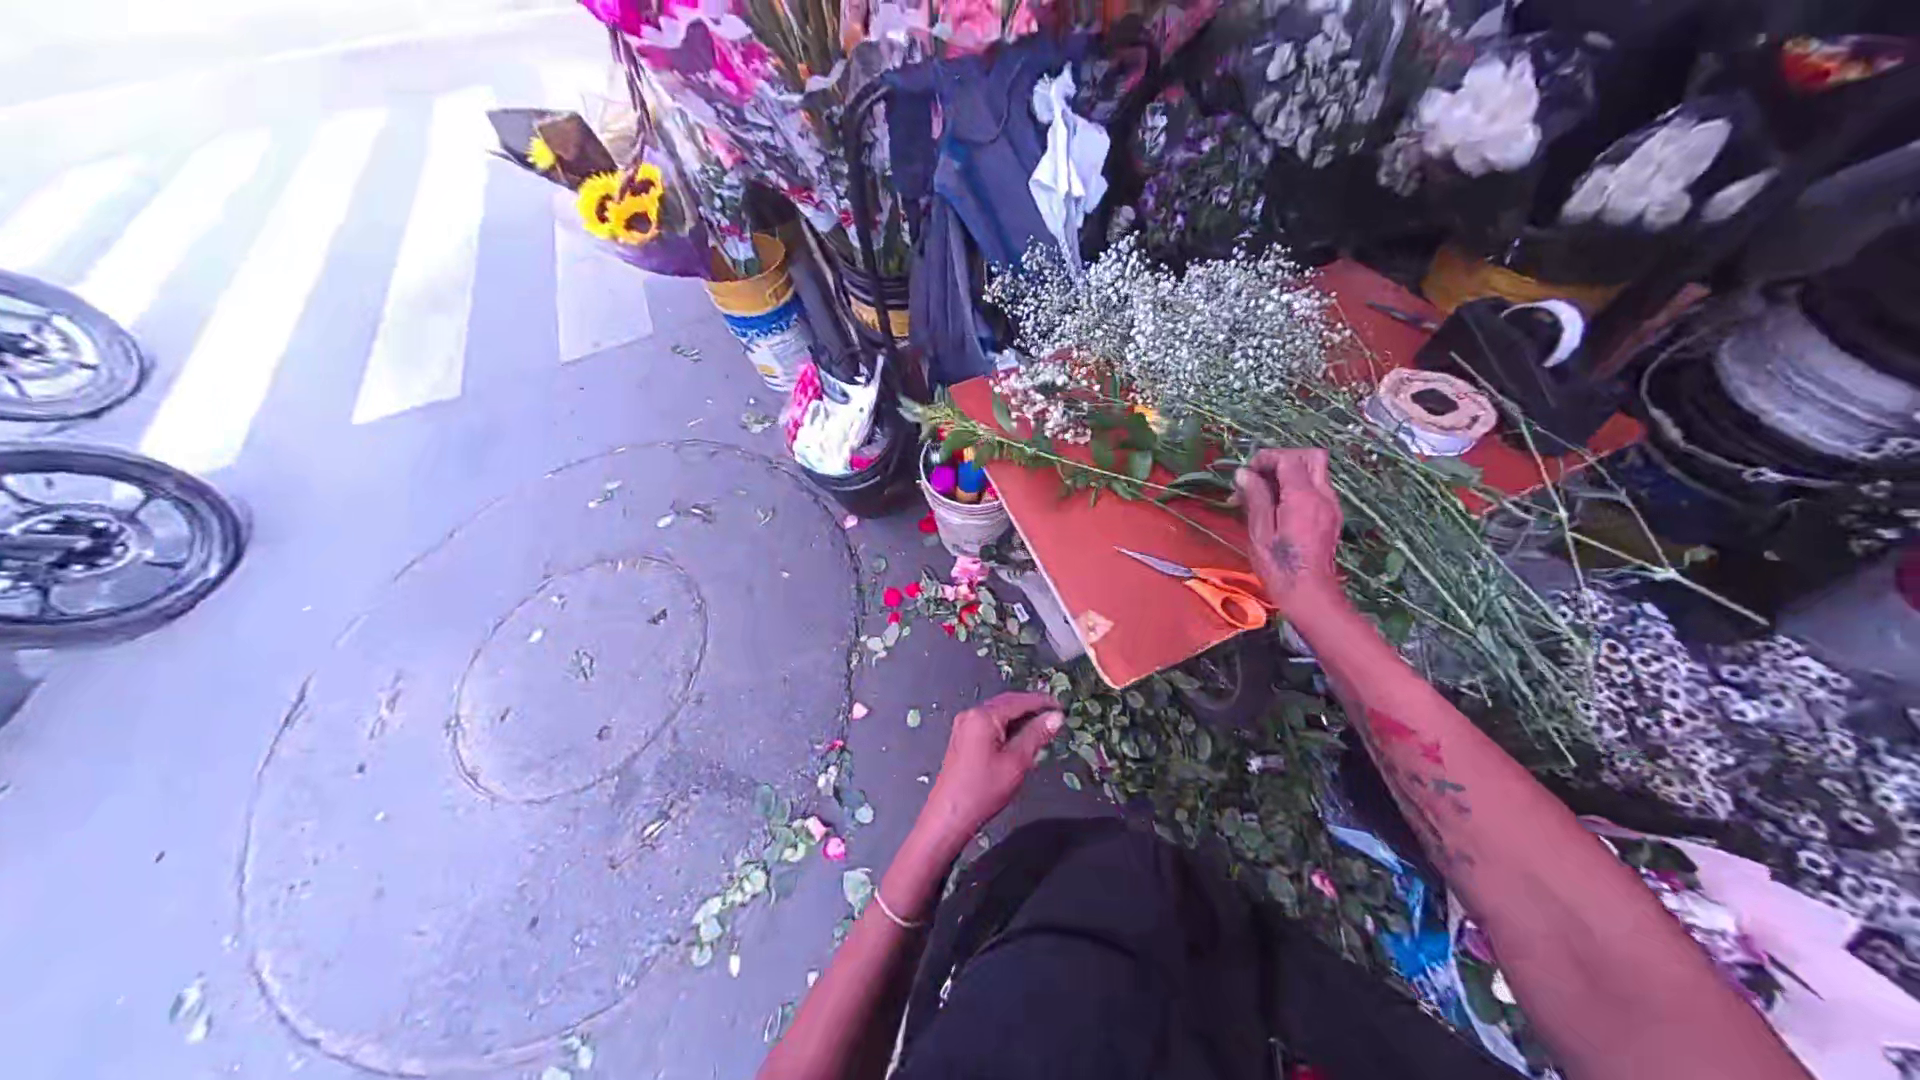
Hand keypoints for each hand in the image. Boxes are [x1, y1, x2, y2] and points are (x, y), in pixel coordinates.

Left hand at [919, 691, 1063, 847]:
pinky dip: (1007, 728)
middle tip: (1054, 717)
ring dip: (1020, 719)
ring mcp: (964, 726)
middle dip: (1031, 708)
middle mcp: (971, 714)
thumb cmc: (983, 790)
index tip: (1062, 707)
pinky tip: (1021, 740)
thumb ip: (1036, 736)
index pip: (1018, 701)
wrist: (949, 816)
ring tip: (1042, 728)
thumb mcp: (1016, 762)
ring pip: (998, 715)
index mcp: (982, 716)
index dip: (1042, 702)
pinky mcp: (962, 739)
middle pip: (1006, 704)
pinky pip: (989, 725)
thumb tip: (1056, 717)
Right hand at [1234, 448, 1343, 608]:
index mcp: (1304, 497)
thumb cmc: (1279, 566)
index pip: (1289, 459)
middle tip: (1259, 476)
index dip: (1265, 459)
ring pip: (1315, 472)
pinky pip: (1316, 489)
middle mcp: (1324, 496)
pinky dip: (1297, 488)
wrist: (1309, 594)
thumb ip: (1255, 498)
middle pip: (1312, 457)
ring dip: (1289, 474)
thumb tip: (1244, 474)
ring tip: (1262, 495)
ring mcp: (1331, 506)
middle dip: (1284, 459)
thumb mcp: (1259, 531)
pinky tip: (1276, 507)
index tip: (1246, 473)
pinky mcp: (1331, 517)